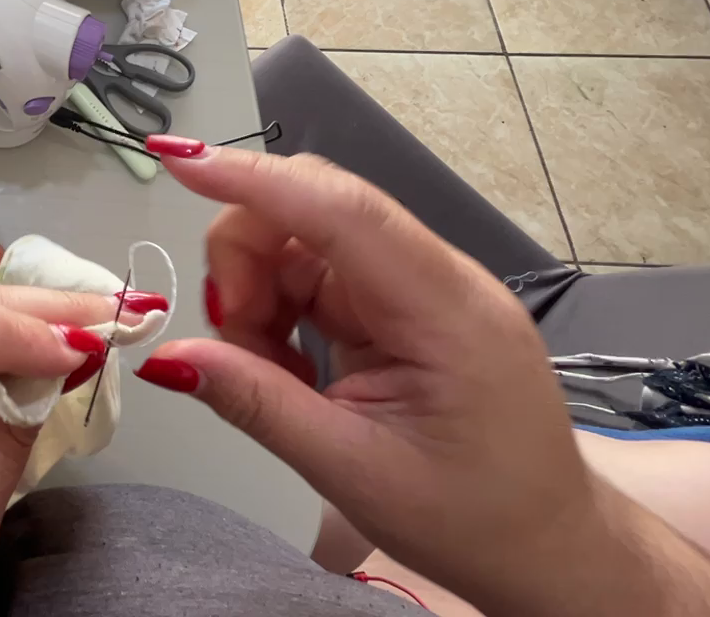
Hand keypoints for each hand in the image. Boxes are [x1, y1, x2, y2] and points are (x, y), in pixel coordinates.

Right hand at [131, 148, 709, 612]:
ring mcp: (403, 279)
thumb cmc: (471, 518)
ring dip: (250, 290)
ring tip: (265, 367)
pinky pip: (297, 267)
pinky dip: (267, 305)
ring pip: (288, 236)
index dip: (253, 178)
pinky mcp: (382, 293)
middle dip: (241, 258)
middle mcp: (427, 273)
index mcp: (444, 310)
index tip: (178, 161)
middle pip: (302, 209)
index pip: (340, 211)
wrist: (546, 547)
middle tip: (235, 336)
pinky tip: (282, 361)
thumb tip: (163, 355)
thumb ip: (255, 403)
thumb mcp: (353, 472)